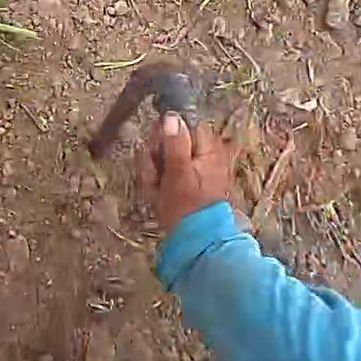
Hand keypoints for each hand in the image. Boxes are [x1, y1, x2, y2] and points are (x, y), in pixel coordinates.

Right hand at [137, 112, 234, 233]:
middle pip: (170, 138)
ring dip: (153, 169)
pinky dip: (156, 181)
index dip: (166, 131)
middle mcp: (202, 155)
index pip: (184, 124)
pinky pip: (162, 172)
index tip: (157, 145)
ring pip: (162, 155)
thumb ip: (174, 143)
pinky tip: (157, 193)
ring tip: (157, 186)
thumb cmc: (188, 207)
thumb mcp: (179, 172)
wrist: (194, 243)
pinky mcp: (181, 183)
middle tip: (156, 170)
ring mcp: (191, 169)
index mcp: (208, 149)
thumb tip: (171, 117)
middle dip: (156, 153)